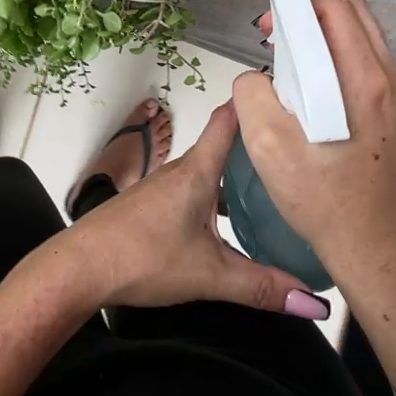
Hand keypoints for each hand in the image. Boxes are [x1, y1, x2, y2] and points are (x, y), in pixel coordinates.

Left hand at [62, 102, 328, 318]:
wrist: (82, 267)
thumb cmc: (143, 257)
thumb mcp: (210, 275)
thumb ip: (262, 287)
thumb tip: (314, 303)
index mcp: (197, 171)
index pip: (229, 121)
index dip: (254, 102)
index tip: (284, 92)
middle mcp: (181, 171)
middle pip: (225, 148)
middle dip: (258, 148)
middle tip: (298, 153)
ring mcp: (165, 187)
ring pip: (210, 173)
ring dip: (238, 177)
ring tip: (274, 192)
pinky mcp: (153, 206)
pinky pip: (195, 191)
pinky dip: (218, 198)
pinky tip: (231, 225)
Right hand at [234, 0, 395, 278]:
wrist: (371, 249)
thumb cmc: (321, 200)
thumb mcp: (267, 145)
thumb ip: (253, 93)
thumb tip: (259, 75)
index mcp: (366, 82)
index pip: (336, 11)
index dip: (295, 7)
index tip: (269, 30)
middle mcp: (394, 83)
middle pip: (355, 15)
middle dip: (311, 16)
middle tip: (279, 43)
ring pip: (365, 40)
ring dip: (326, 40)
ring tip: (294, 72)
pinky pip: (372, 68)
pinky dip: (342, 64)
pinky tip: (318, 99)